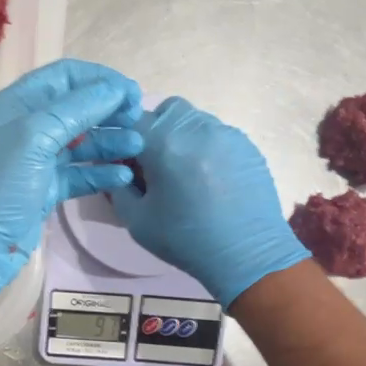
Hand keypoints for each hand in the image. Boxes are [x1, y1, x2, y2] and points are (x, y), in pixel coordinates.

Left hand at [0, 59, 143, 315]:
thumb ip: (77, 109)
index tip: (133, 94)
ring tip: (137, 149)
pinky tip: (122, 177)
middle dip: (110, 111)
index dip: (101, 80)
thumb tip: (116, 89)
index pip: (66, 76)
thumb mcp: (35, 138)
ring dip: (110, 142)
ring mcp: (36, 160)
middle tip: (140, 123)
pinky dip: (100, 173)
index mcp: (18, 104)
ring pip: (82, 142)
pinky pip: (79, 174)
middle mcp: (28, 127)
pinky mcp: (45, 190)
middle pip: (78, 107)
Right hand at [109, 97, 307, 307]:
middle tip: (156, 167)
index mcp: (165, 143)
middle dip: (155, 132)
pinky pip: (217, 136)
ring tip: (185, 177)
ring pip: (194, 121)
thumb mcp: (137, 221)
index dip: (124, 140)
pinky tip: (210, 182)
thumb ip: (119, 188)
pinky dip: (206, 150)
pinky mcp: (247, 145)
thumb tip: (118, 171)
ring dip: (181, 140)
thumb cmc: (185, 240)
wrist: (245, 254)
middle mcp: (197, 127)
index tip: (126, 163)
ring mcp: (226, 133)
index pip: (131, 121)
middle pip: (166, 111)